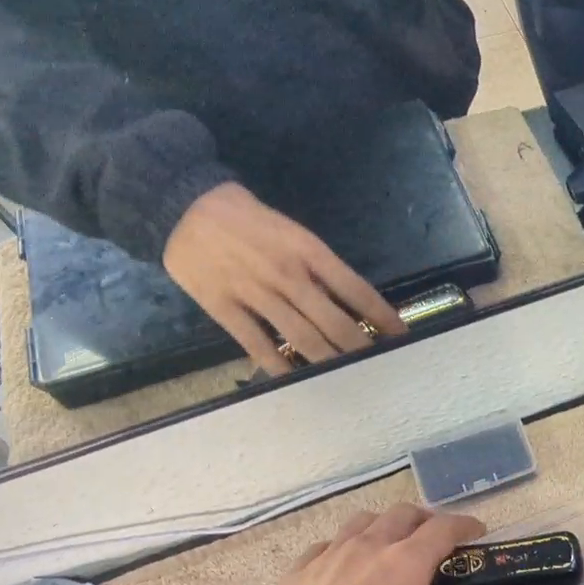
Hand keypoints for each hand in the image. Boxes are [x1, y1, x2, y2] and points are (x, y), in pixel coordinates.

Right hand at [162, 182, 406, 375]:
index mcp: (309, 252)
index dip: (384, 318)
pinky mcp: (222, 307)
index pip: (358, 291)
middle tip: (380, 367)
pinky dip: (279, 366)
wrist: (181, 204)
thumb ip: (321, 268)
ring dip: (330, 362)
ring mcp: (254, 293)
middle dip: (362, 349)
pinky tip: (298, 380)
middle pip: (335, 323)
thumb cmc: (250, 220)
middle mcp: (287, 275)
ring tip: (349, 378)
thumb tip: (354, 305)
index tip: (402, 337)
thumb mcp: (295, 233)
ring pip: (303, 338)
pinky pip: (257, 344)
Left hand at [264, 504, 486, 584]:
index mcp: (408, 563)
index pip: (444, 529)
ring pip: (362, 521)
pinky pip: (325, 546)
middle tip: (430, 536)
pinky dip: (341, 549)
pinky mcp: (298, 569)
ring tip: (384, 543)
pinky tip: (340, 565)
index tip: (475, 531)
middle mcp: (371, 546)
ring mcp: (331, 554)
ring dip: (381, 527)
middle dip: (423, 520)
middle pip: (403, 514)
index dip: (463, 526)